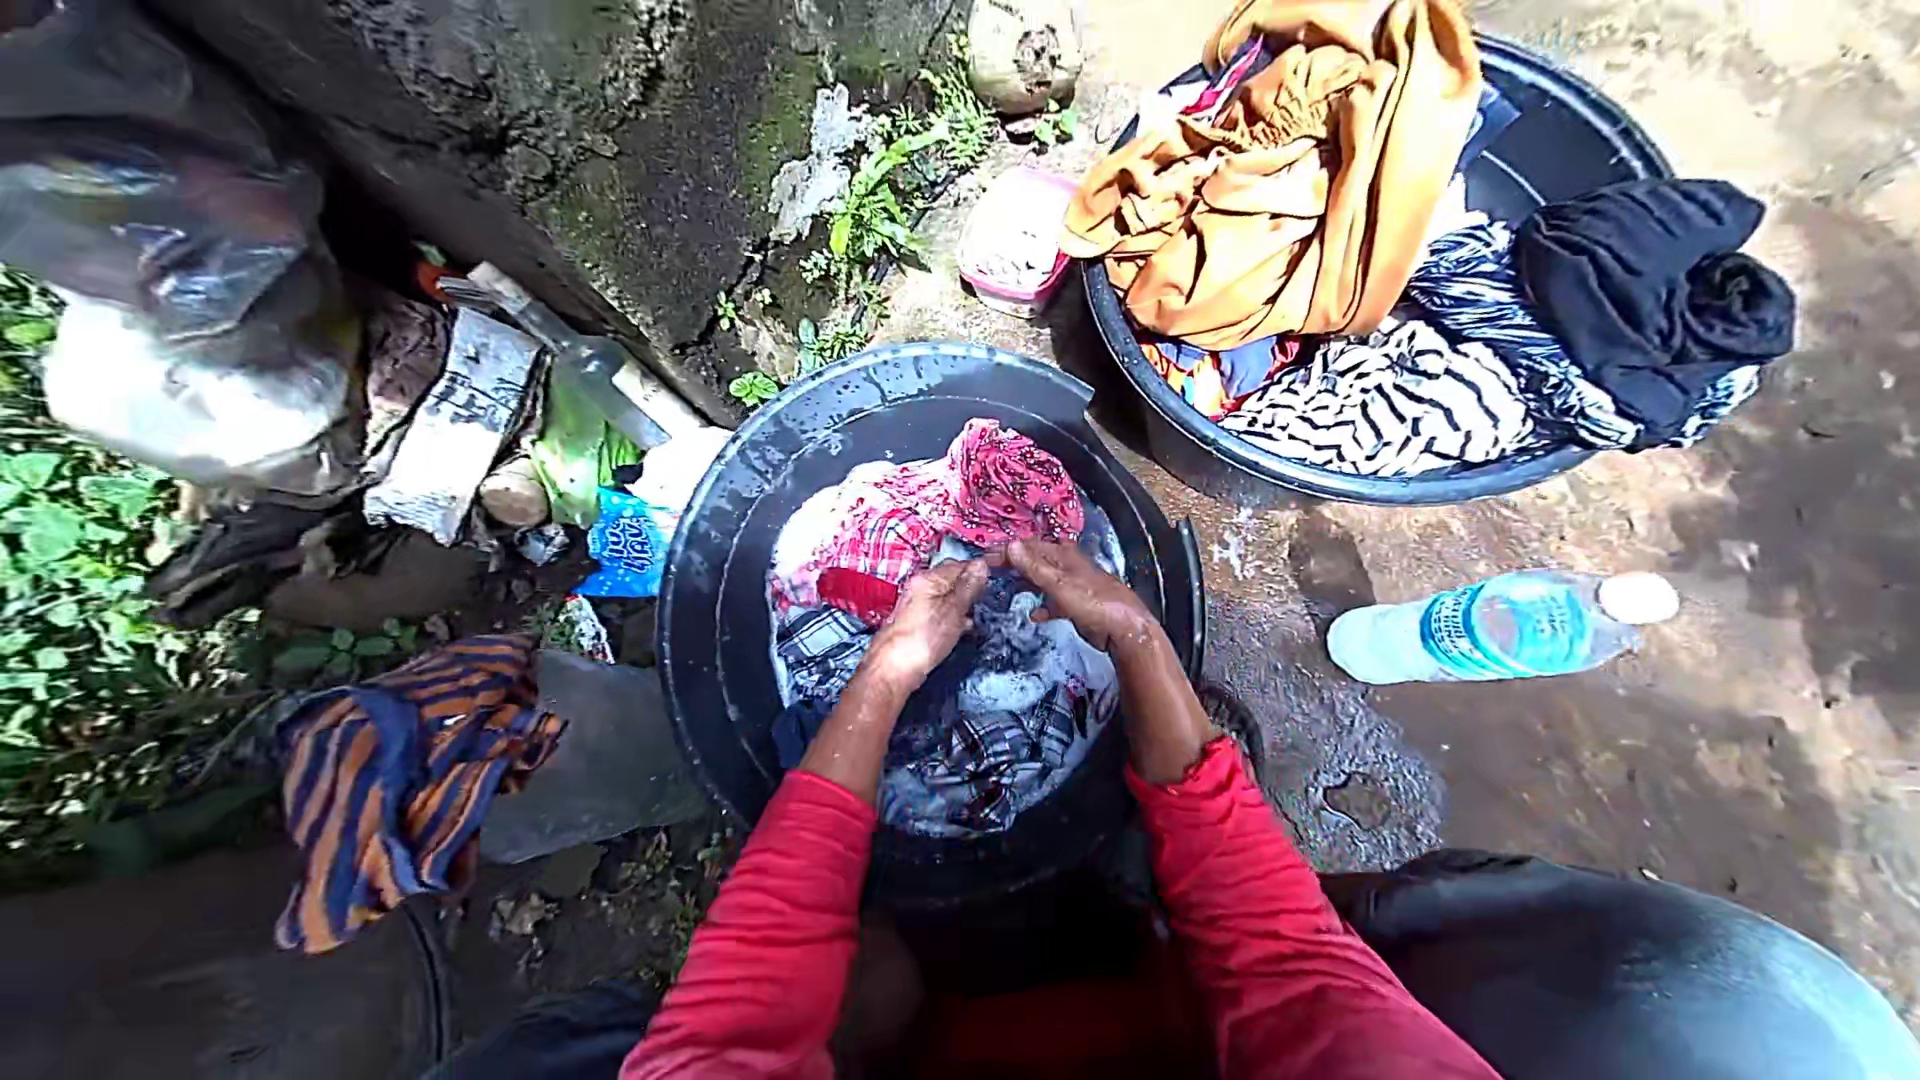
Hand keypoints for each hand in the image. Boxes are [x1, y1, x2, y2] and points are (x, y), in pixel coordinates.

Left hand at [860, 559, 989, 690]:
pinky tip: (960, 629)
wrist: (893, 670)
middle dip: (970, 589)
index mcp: (927, 579)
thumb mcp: (954, 609)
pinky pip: (940, 614)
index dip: (977, 572)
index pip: (958, 565)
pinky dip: (952, 619)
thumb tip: (980, 566)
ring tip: (975, 616)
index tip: (992, 582)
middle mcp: (919, 589)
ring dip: (962, 606)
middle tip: (985, 600)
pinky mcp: (916, 625)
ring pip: (946, 599)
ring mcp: (916, 607)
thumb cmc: (920, 640)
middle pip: (951, 581)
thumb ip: (968, 587)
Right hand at [1002, 539, 1155, 653]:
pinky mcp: (1075, 605)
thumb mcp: (1059, 584)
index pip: (1028, 546)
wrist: (1124, 629)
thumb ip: (1034, 566)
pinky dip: (1041, 606)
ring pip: (1042, 580)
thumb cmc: (1093, 602)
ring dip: (1025, 583)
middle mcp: (1066, 566)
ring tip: (1007, 590)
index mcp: (1063, 555)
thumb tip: (1010, 545)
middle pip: (1034, 560)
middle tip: (991, 573)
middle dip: (1013, 565)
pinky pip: (1052, 603)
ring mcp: (1071, 586)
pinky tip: (1034, 615)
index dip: (1006, 551)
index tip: (984, 559)